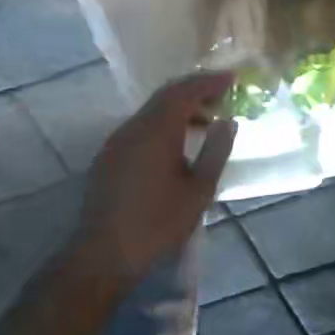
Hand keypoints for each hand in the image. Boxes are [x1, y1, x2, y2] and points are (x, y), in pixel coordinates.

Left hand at [71, 73, 236, 283]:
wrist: (102, 255)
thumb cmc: (157, 223)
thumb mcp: (198, 191)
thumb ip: (215, 151)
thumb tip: (227, 122)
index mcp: (157, 128)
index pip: (186, 90)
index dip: (210, 81)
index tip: (232, 78)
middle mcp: (134, 125)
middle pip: (167, 95)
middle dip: (195, 90)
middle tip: (222, 95)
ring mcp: (118, 139)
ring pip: (152, 110)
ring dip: (179, 108)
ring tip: (205, 121)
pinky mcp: (109, 155)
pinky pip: (141, 126)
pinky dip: (163, 123)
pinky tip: (176, 144)